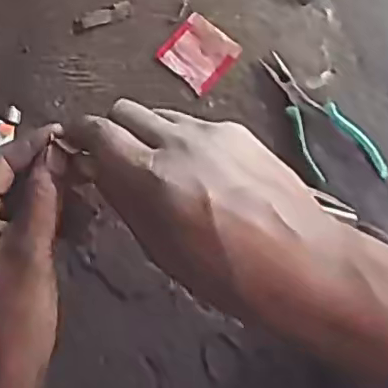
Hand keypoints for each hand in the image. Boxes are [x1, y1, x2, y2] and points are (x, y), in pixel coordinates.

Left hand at [0, 125, 67, 387]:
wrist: (5, 381)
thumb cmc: (12, 322)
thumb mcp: (30, 252)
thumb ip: (42, 196)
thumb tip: (56, 149)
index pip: (2, 158)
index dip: (38, 144)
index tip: (72, 133)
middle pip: (14, 171)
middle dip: (52, 169)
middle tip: (89, 164)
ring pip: (27, 191)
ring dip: (58, 192)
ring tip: (90, 195)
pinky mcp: (5, 243)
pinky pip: (31, 213)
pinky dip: (55, 212)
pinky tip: (81, 219)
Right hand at [68, 100, 347, 332]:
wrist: (312, 265)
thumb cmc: (233, 277)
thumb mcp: (165, 252)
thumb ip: (127, 203)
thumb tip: (101, 172)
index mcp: (155, 175)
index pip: (99, 130)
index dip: (80, 133)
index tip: (75, 142)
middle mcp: (179, 140)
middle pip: (125, 109)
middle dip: (113, 129)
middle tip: (118, 158)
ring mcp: (212, 130)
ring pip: (160, 114)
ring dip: (149, 134)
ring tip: (164, 169)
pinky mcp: (237, 130)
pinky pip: (194, 125)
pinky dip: (183, 140)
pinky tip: (203, 173)